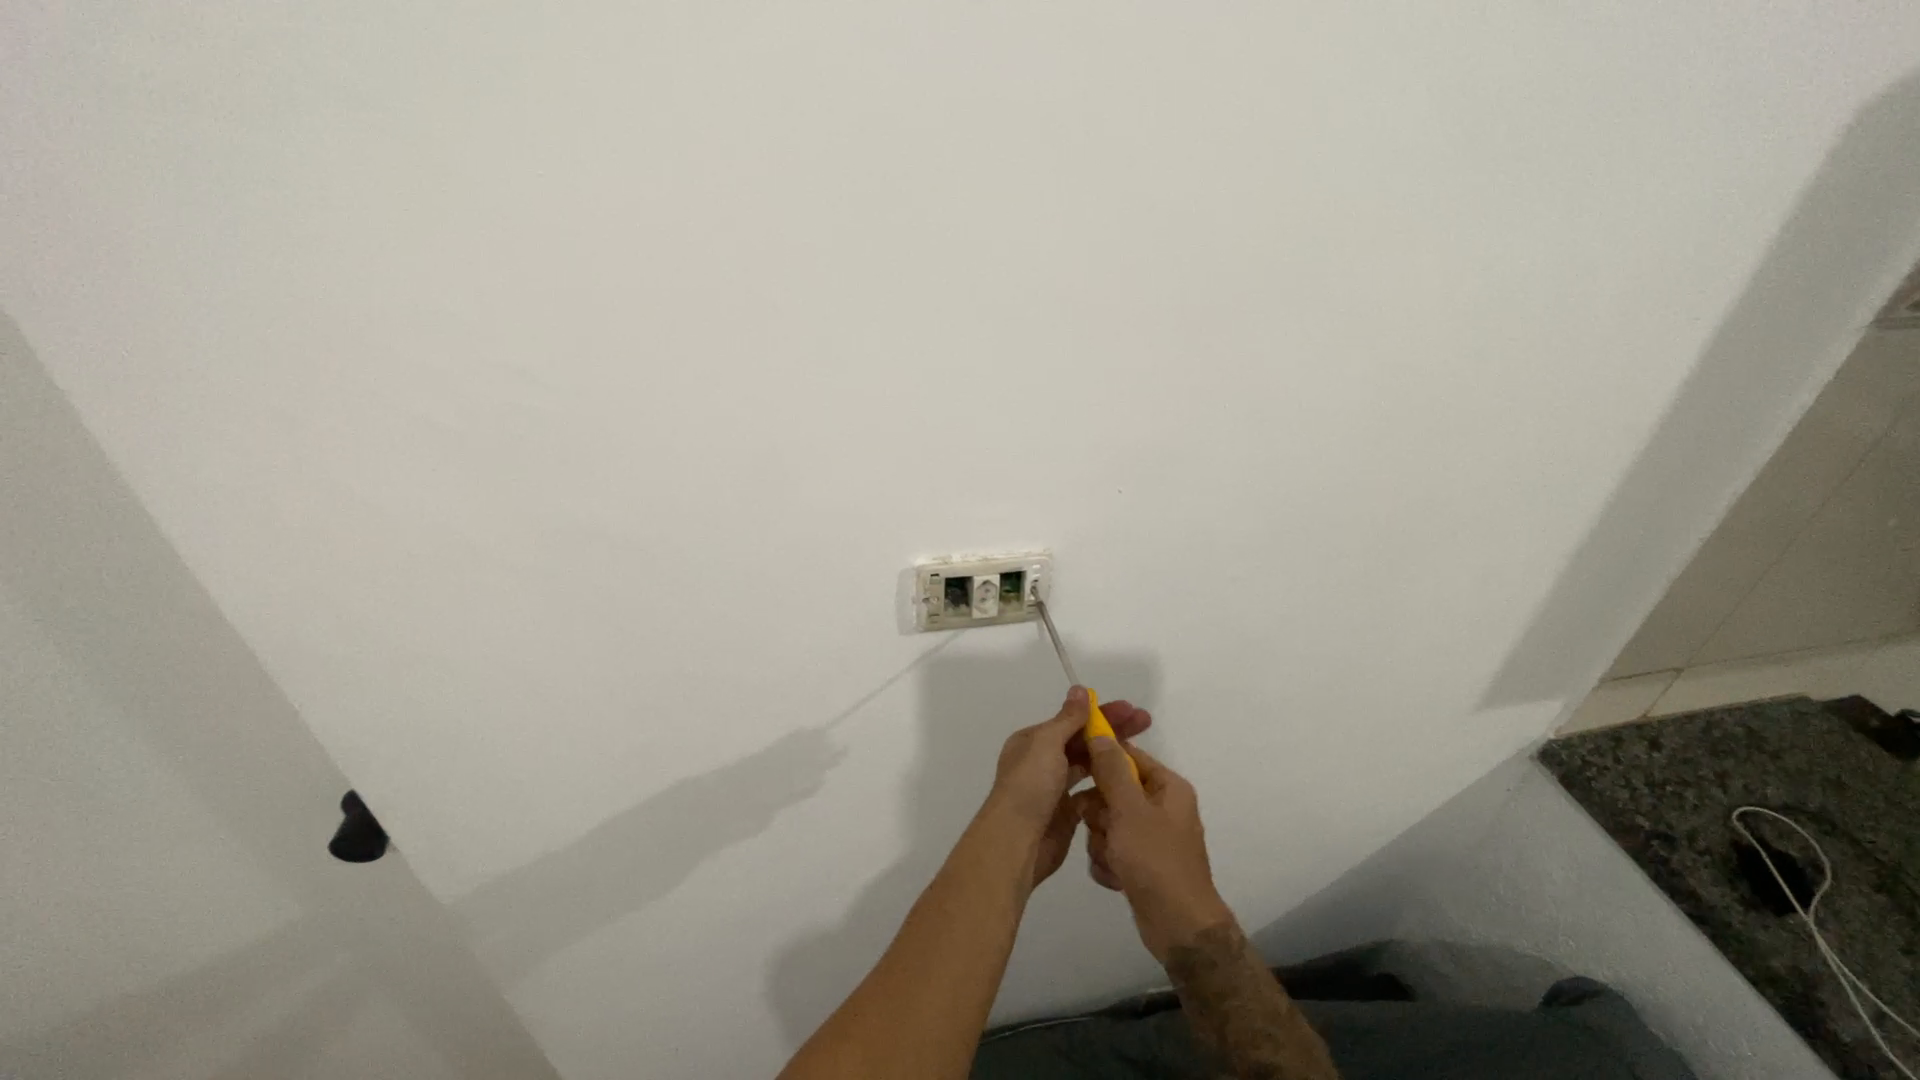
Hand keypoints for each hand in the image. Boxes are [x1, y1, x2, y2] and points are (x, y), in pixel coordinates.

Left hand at [989, 687, 1151, 889]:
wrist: (1017, 841)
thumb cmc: (1030, 785)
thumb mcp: (1046, 744)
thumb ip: (1067, 718)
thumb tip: (1080, 689)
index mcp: (1033, 741)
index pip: (1072, 720)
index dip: (1101, 713)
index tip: (1131, 710)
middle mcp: (1042, 761)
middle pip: (1083, 741)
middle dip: (1112, 732)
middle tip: (1145, 723)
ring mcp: (1054, 788)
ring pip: (1088, 766)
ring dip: (1112, 757)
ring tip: (1142, 753)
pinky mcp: (1067, 813)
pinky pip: (1091, 793)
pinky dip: (1106, 785)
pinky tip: (1129, 782)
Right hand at [1076, 741, 1233, 962]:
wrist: (1178, 926)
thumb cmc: (1156, 860)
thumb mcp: (1130, 809)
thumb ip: (1111, 770)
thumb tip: (1099, 733)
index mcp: (1167, 787)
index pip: (1126, 756)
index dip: (1100, 759)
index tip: (1074, 768)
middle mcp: (1160, 808)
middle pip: (1111, 792)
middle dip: (1099, 814)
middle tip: (1102, 828)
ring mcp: (1150, 837)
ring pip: (1105, 823)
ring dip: (1101, 842)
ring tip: (1113, 860)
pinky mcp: (1140, 863)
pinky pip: (1110, 850)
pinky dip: (1108, 863)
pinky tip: (1115, 878)